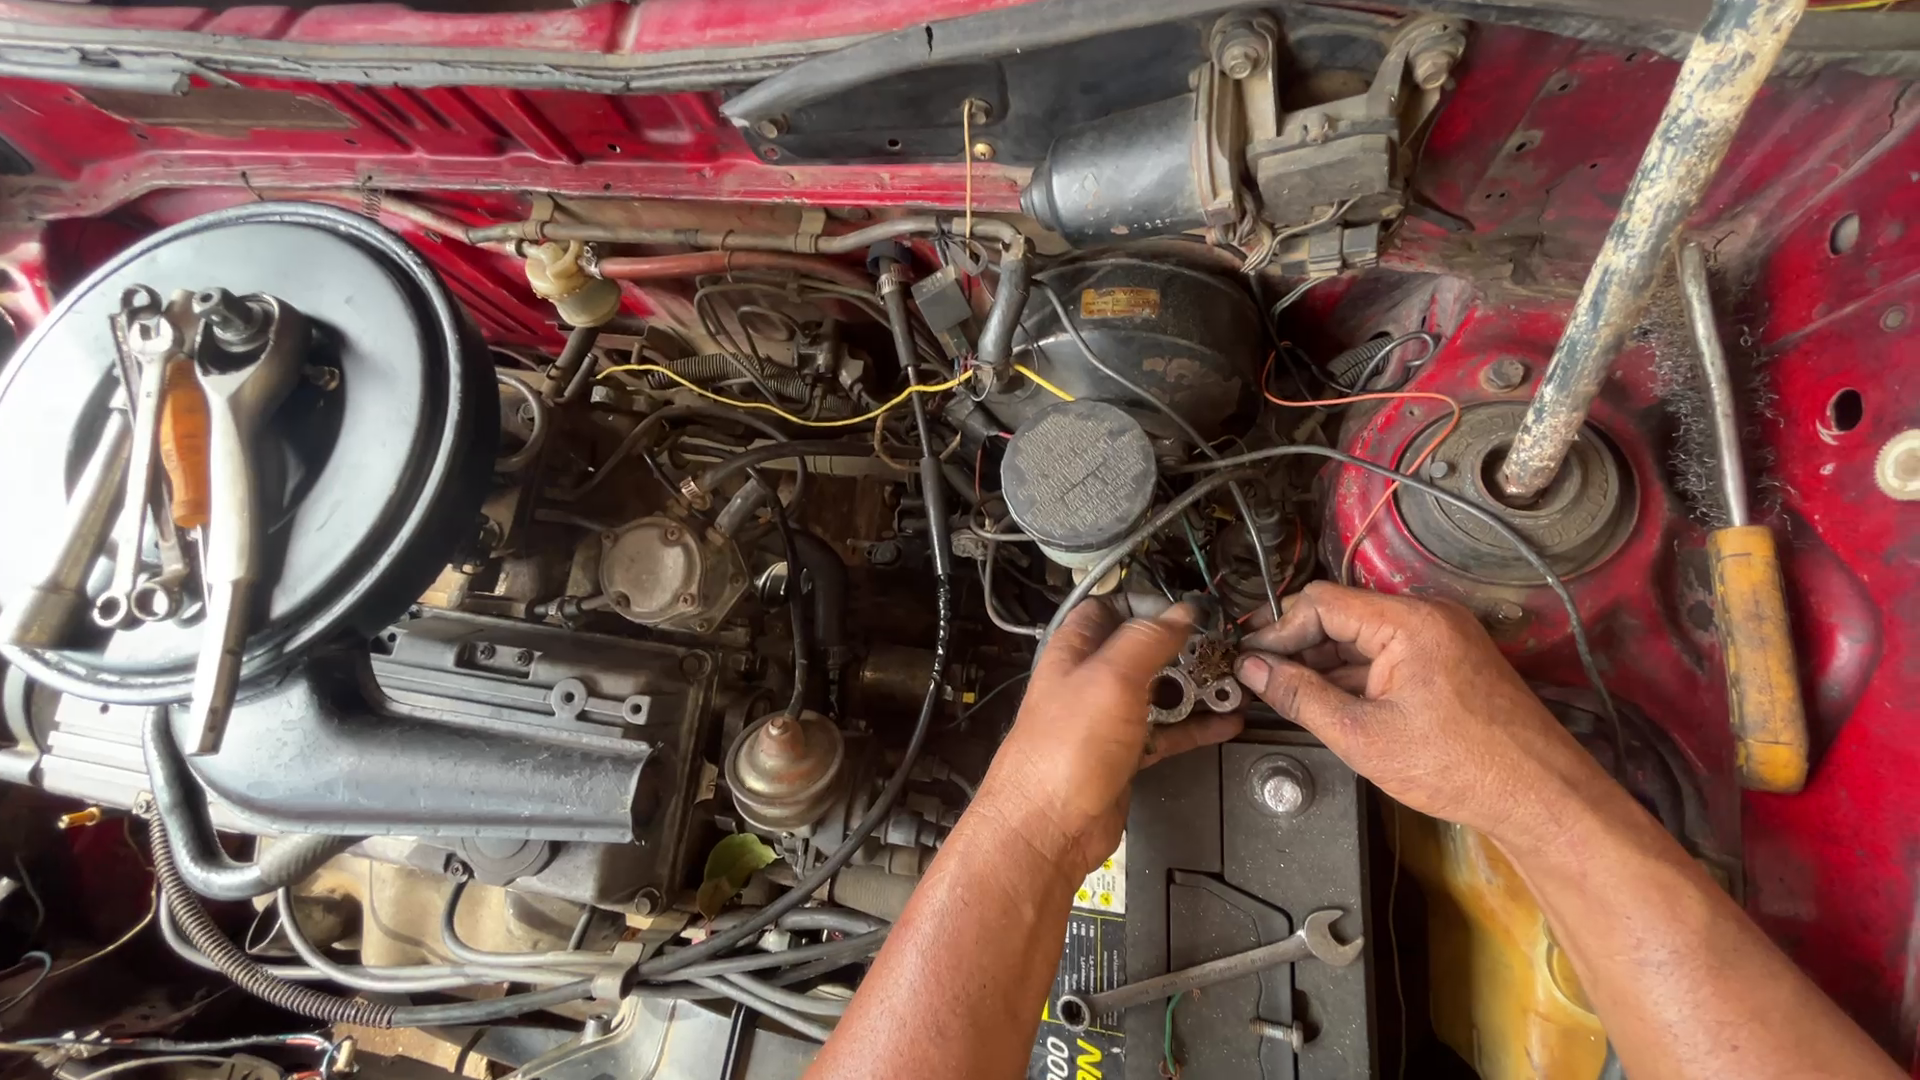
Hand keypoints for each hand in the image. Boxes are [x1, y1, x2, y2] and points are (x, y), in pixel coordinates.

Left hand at [974, 602, 1243, 876]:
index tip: (1186, 607)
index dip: (1146, 602)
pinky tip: (1225, 722)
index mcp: (1074, 651)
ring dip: (1193, 687)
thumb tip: (1178, 612)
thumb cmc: (1062, 750)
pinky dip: (1195, 727)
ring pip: (1157, 691)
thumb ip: (1146, 640)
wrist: (1049, 826)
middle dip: (1180, 647)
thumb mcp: (1110, 679)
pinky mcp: (1125, 753)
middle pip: (1140, 650)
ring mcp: (1107, 718)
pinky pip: (1166, 732)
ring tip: (1230, 681)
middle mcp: (1089, 680)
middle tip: (1218, 647)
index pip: (1108, 608)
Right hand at [1234, 582, 1603, 846]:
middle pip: (1338, 616)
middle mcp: (1426, 616)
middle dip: (1295, 646)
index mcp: (1409, 622)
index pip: (1320, 603)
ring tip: (1283, 691)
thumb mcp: (1361, 734)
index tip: (1249, 661)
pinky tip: (1324, 699)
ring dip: (1319, 662)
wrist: (1544, 801)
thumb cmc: (1458, 768)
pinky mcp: (1445, 659)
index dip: (1279, 630)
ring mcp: (1439, 637)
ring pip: (1357, 637)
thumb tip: (1250, 668)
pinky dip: (1350, 674)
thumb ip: (1298, 695)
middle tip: (1256, 675)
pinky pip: (1382, 654)